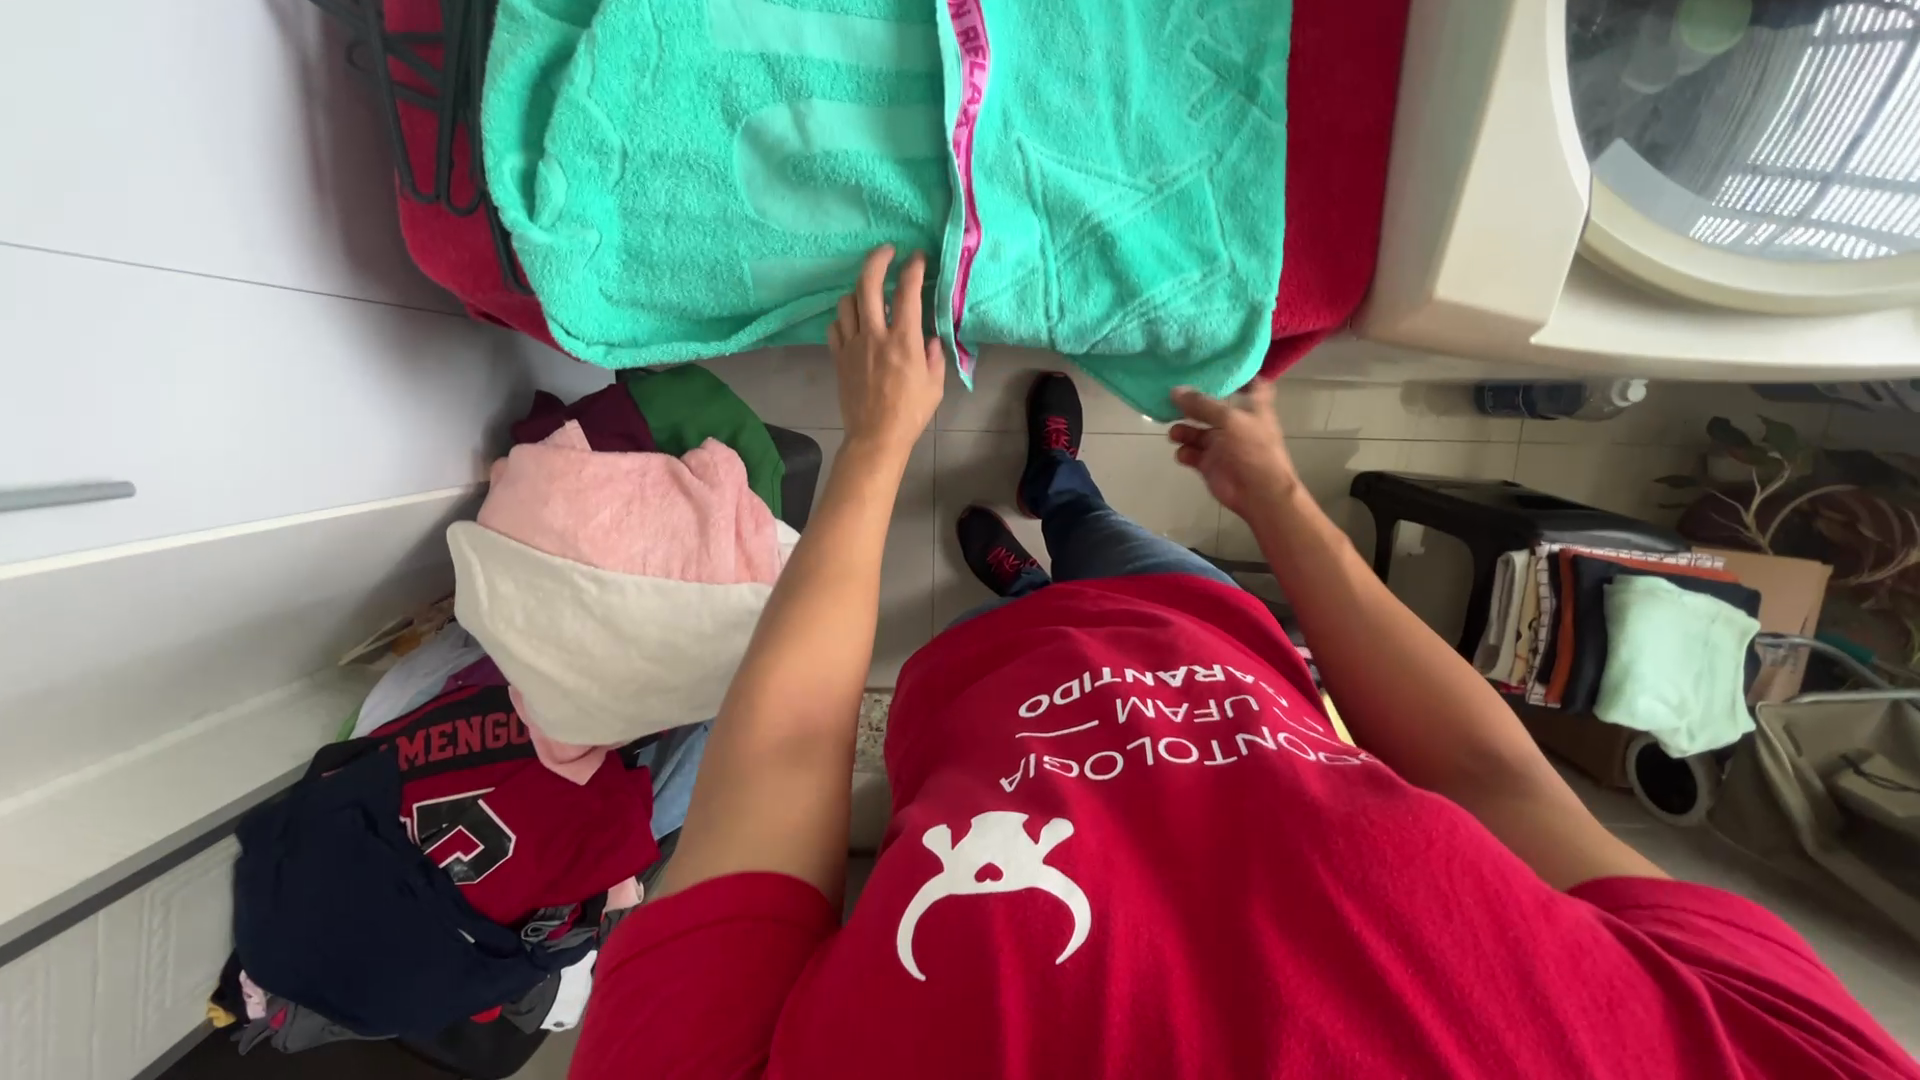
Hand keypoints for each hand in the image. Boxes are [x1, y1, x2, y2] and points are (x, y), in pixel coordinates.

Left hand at [828, 245, 944, 462]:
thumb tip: (928, 339)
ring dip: (859, 291)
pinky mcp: (838, 358)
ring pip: (847, 301)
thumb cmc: (910, 414)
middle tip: (887, 252)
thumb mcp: (934, 386)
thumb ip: (933, 357)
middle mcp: (875, 335)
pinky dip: (843, 318)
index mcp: (904, 340)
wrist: (876, 437)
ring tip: (869, 293)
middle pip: (868, 284)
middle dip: (877, 260)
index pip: (908, 291)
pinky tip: (853, 323)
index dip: (913, 268)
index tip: (917, 258)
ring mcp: (852, 345)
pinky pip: (835, 327)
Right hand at [1168, 380, 1299, 518]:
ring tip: (1174, 431)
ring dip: (1184, 429)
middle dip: (1193, 403)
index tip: (1218, 366)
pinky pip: (1191, 453)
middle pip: (1212, 407)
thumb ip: (1201, 404)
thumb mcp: (1229, 419)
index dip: (1240, 375)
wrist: (1258, 492)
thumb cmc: (1253, 449)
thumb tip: (1174, 391)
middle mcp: (1236, 423)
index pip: (1251, 384)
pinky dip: (1184, 451)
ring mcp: (1221, 444)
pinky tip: (1182, 452)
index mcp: (1252, 407)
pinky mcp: (1209, 464)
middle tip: (1172, 397)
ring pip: (1197, 431)